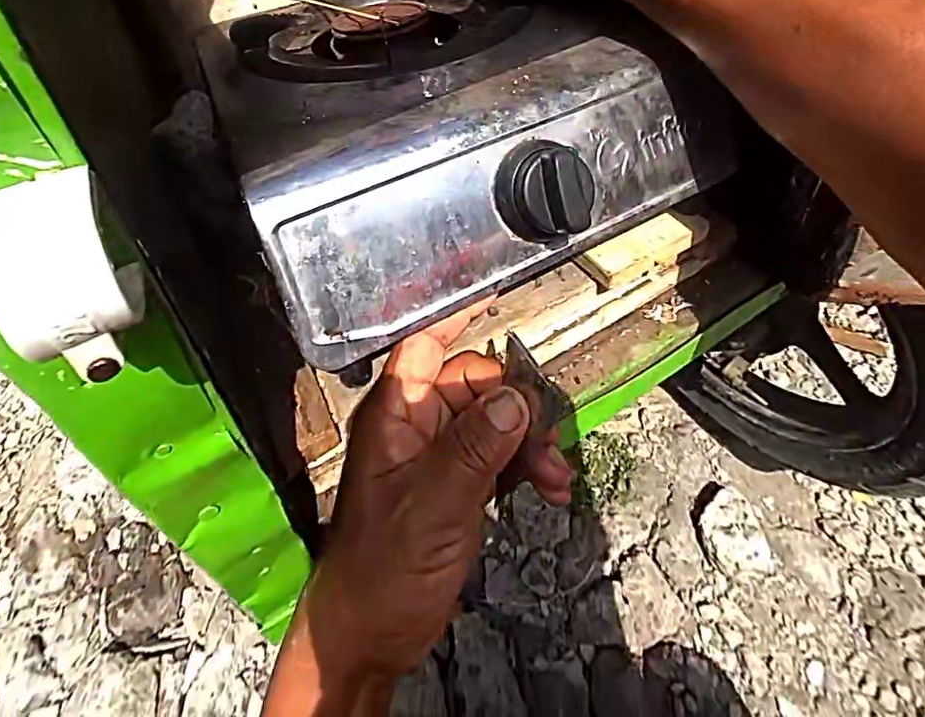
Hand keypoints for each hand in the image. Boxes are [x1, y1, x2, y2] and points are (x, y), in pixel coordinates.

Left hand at [263, 302, 574, 713]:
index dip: (455, 319)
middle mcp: (413, 425)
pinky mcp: (454, 482)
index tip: (492, 295)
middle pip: (473, 384)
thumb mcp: (432, 506)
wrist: (371, 629)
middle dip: (515, 405)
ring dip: (527, 442)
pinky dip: (523, 466)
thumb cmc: (380, 569)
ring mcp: (435, 453)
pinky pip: (497, 455)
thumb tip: (512, 400)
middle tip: (545, 442)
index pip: (424, 347)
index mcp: (394, 415)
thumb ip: (473, 451)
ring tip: (553, 477)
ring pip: (491, 421)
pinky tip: (546, 489)